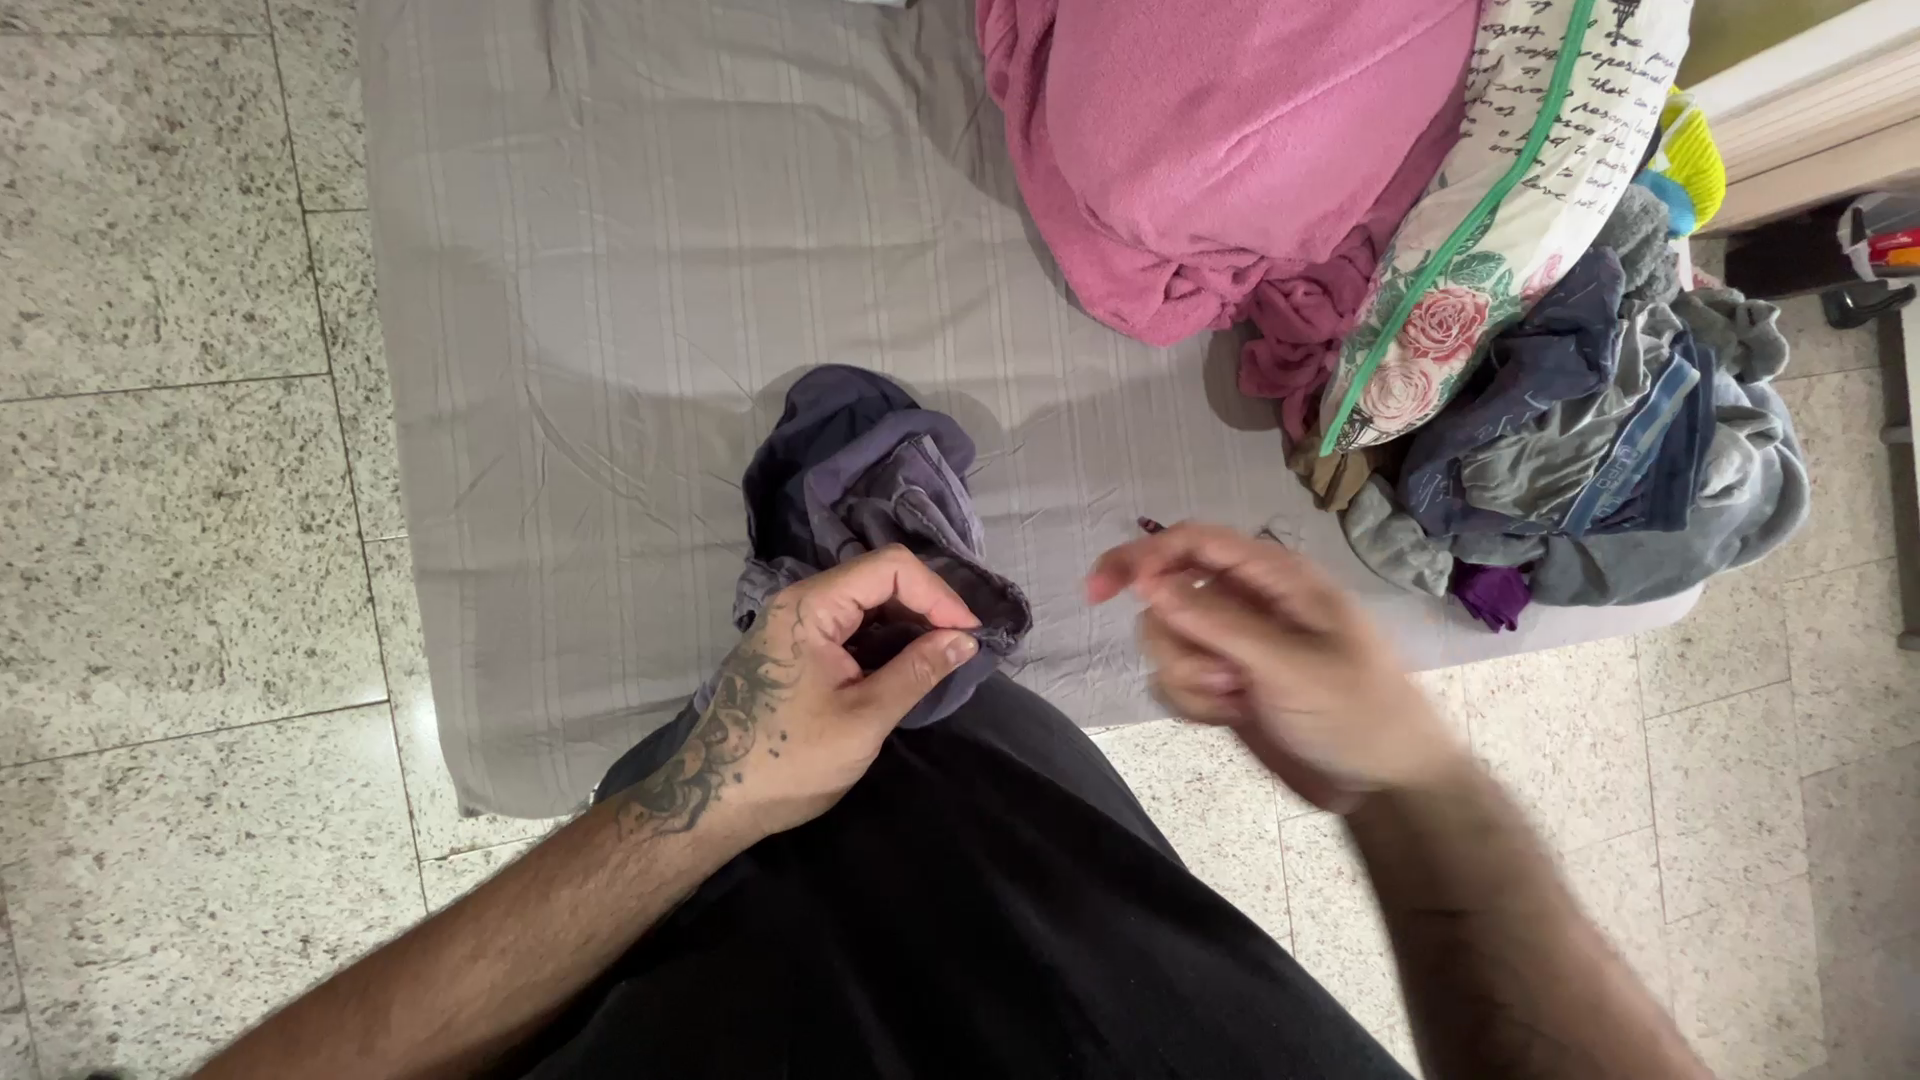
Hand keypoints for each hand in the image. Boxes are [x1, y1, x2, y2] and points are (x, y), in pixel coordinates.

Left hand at [615, 545, 979, 841]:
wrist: (716, 800)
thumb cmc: (790, 761)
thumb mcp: (864, 719)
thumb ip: (918, 671)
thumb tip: (965, 640)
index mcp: (810, 607)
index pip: (889, 567)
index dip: (937, 594)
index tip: (968, 634)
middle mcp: (800, 602)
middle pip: (878, 577)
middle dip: (926, 605)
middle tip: (961, 645)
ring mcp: (794, 623)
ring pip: (866, 600)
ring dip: (908, 621)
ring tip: (942, 652)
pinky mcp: (796, 645)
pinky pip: (850, 623)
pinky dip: (884, 636)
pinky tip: (907, 661)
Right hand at [1088, 522, 1464, 811]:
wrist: (1383, 787)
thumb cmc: (1356, 713)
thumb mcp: (1289, 664)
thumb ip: (1216, 621)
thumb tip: (1148, 581)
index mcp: (1272, 578)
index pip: (1191, 543)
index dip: (1141, 556)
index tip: (1102, 591)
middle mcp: (1245, 602)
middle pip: (1165, 596)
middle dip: (1178, 642)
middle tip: (1221, 677)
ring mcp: (1231, 644)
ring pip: (1163, 640)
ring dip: (1186, 677)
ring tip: (1235, 701)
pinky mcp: (1221, 682)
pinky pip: (1171, 678)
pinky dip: (1190, 701)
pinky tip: (1229, 717)